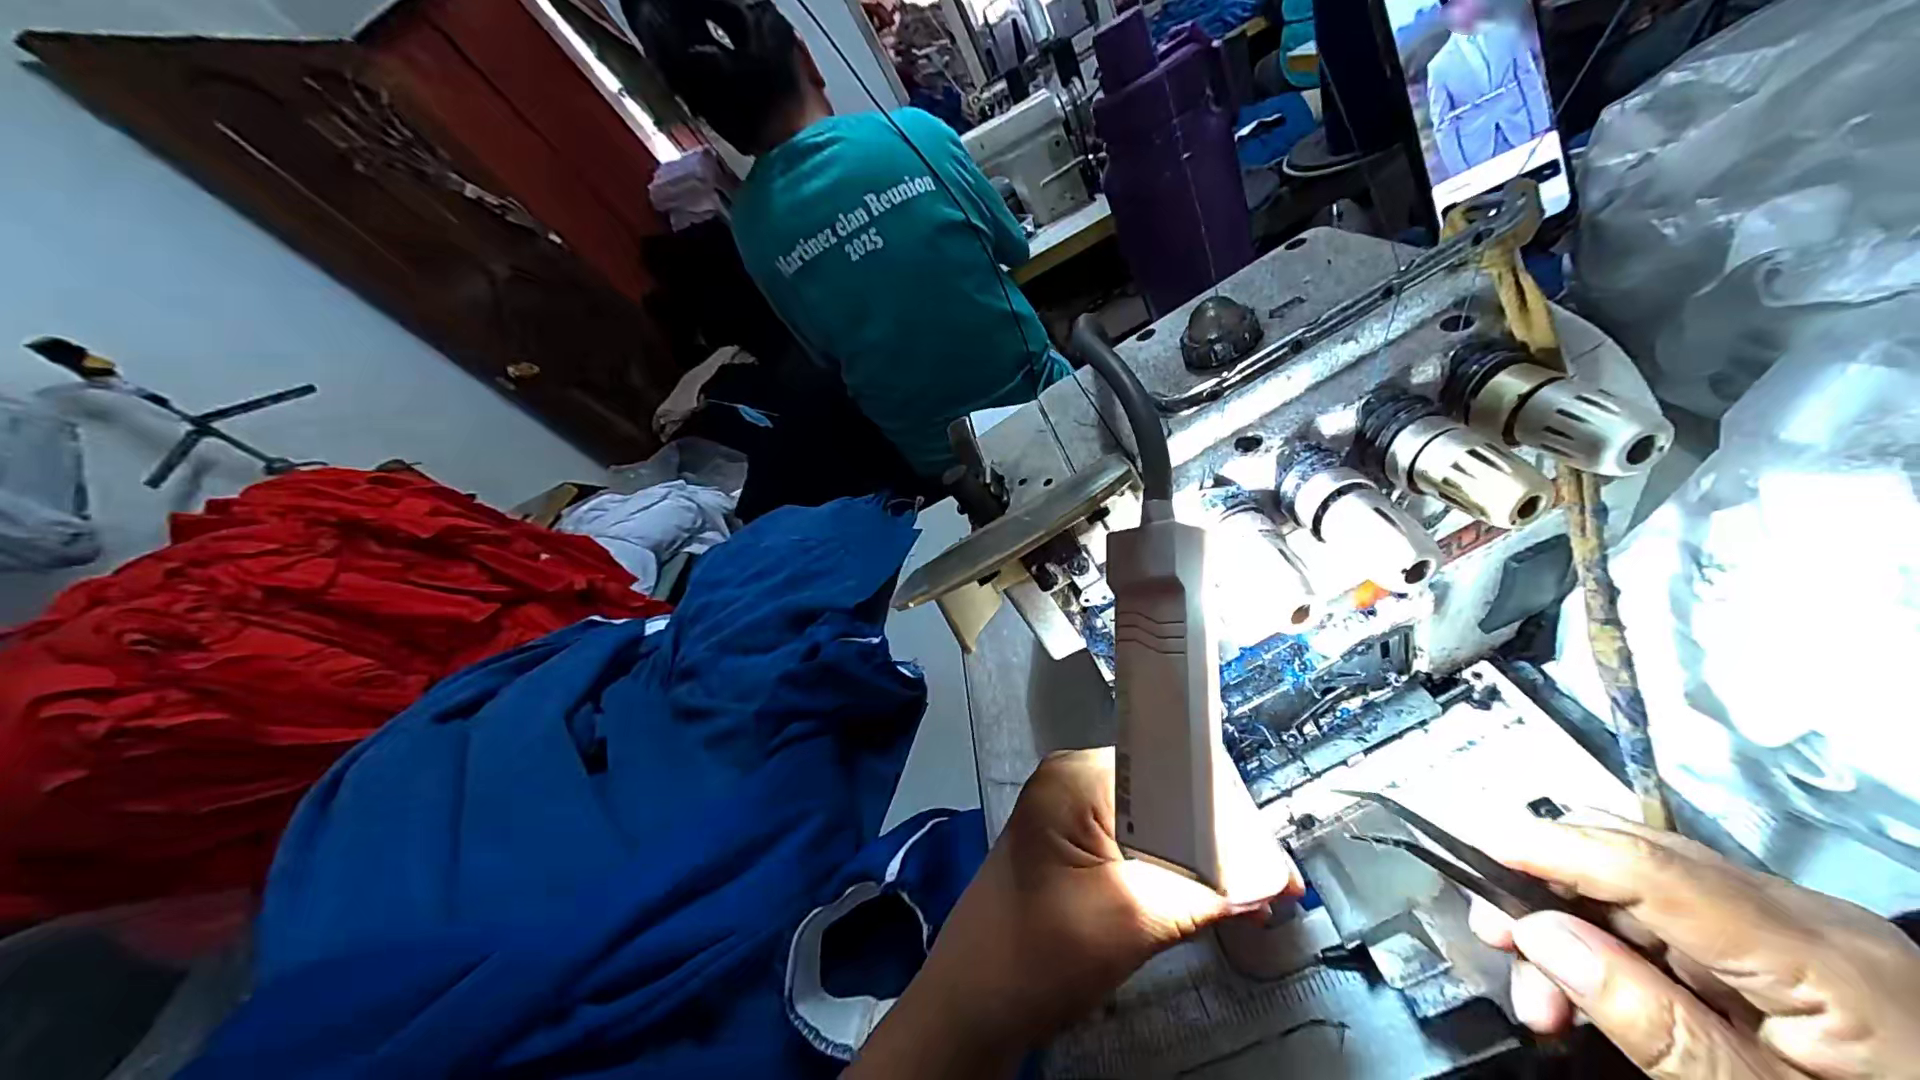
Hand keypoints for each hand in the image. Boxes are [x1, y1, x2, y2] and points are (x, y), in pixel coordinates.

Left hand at [846, 747, 1298, 1077]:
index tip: (1271, 858)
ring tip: (1249, 895)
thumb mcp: (1131, 920)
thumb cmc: (1037, 955)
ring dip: (1201, 861)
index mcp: (1077, 776)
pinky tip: (1204, 897)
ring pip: (1156, 823)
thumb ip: (1208, 893)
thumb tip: (1276, 879)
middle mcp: (1073, 779)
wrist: (972, 1004)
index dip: (1226, 812)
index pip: (1170, 770)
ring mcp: (1069, 810)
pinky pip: (1136, 842)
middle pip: (1167, 794)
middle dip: (1220, 841)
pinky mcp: (1072, 842)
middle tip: (1271, 885)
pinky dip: (1173, 870)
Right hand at [1469, 815, 1919, 1078]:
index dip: (1556, 848)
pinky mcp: (1777, 942)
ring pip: (1634, 882)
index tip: (1475, 849)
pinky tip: (1586, 983)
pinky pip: (1663, 913)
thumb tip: (1540, 936)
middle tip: (1497, 941)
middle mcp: (1808, 918)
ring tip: (1542, 993)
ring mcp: (1794, 926)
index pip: (1660, 869)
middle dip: (1546, 887)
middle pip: (1636, 858)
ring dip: (1567, 919)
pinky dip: (1605, 939)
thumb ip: (1657, 1028)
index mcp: (1828, 962)